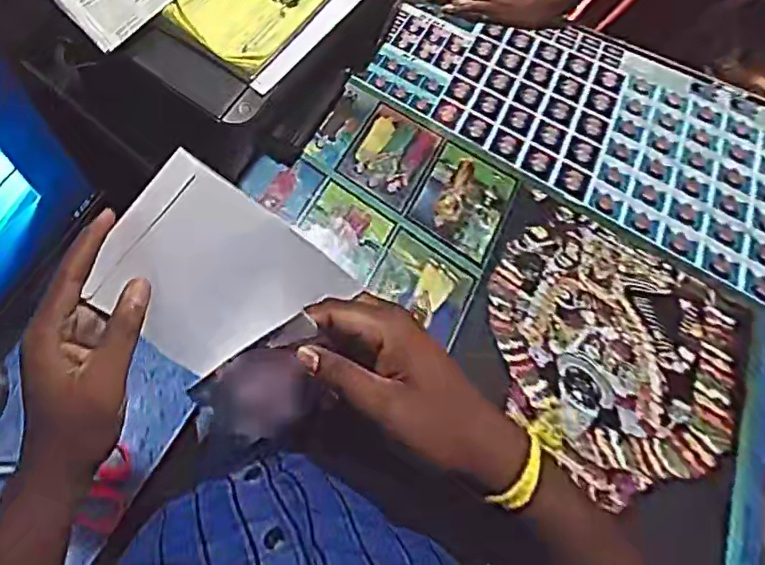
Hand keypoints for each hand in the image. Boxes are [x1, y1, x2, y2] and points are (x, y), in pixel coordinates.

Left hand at [19, 210, 150, 490]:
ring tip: (131, 265)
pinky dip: (109, 314)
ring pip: (85, 303)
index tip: (104, 219)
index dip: (88, 243)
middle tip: (120, 230)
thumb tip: (136, 290)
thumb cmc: (73, 433)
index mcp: (46, 331)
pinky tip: (127, 306)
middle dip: (98, 258)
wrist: (59, 472)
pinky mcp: (68, 354)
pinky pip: (91, 322)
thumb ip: (123, 329)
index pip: (68, 275)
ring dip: (107, 290)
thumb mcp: (106, 378)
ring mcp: (57, 342)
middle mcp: (47, 331)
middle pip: (74, 283)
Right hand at [297, 296, 527, 492]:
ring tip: (301, 361)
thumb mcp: (383, 406)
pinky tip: (328, 370)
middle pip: (337, 312)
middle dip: (310, 330)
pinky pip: (361, 338)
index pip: (330, 310)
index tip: (273, 343)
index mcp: (387, 323)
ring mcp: (398, 332)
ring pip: (348, 325)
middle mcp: (391, 318)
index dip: (299, 324)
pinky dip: (342, 351)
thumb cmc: (438, 428)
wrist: (491, 455)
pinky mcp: (400, 349)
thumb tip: (301, 352)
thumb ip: (339, 374)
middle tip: (285, 352)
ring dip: (325, 340)